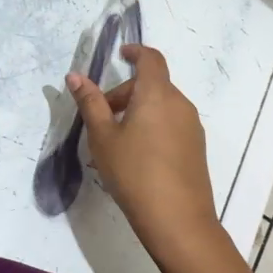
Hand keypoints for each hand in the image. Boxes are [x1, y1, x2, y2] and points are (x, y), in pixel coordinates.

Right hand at [66, 44, 217, 248]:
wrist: (178, 221)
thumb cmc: (134, 172)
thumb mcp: (102, 137)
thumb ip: (90, 103)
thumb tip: (75, 76)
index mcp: (157, 95)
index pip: (151, 59)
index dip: (136, 52)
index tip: (121, 54)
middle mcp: (179, 104)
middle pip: (152, 85)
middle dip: (124, 94)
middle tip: (100, 119)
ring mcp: (192, 128)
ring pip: (161, 106)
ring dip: (138, 112)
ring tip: (115, 142)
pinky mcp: (196, 149)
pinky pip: (170, 124)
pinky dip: (152, 127)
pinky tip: (136, 157)